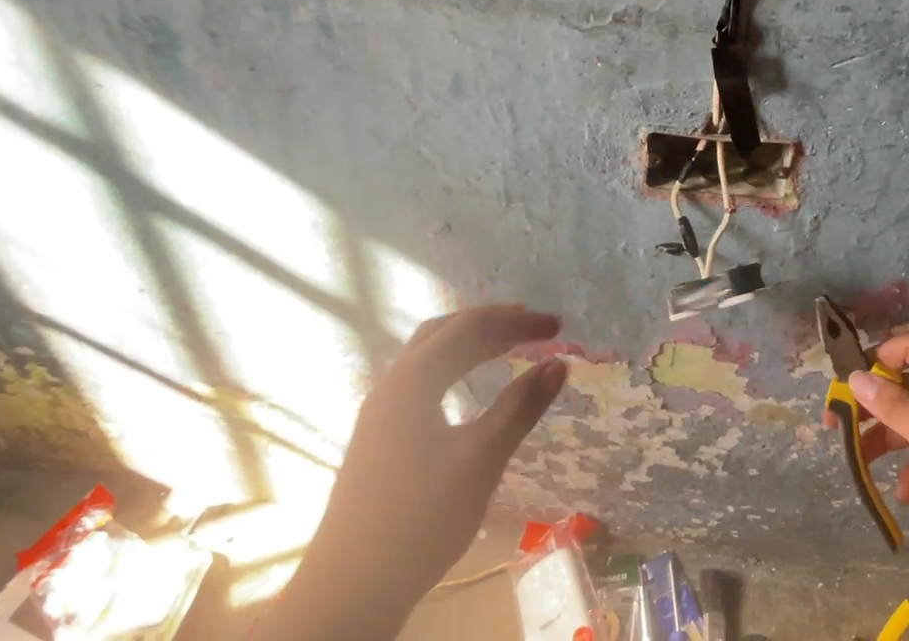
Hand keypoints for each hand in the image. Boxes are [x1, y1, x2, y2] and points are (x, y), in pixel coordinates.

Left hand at [262, 305, 568, 640]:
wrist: (350, 587)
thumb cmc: (420, 519)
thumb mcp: (481, 459)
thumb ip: (520, 407)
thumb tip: (558, 365)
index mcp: (412, 380)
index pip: (470, 328)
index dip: (516, 321)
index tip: (557, 326)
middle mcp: (391, 385)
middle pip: (445, 333)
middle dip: (493, 325)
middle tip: (536, 330)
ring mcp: (380, 412)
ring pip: (429, 358)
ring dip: (471, 346)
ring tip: (511, 348)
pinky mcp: (379, 438)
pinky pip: (422, 383)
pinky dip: (455, 371)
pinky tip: (469, 391)